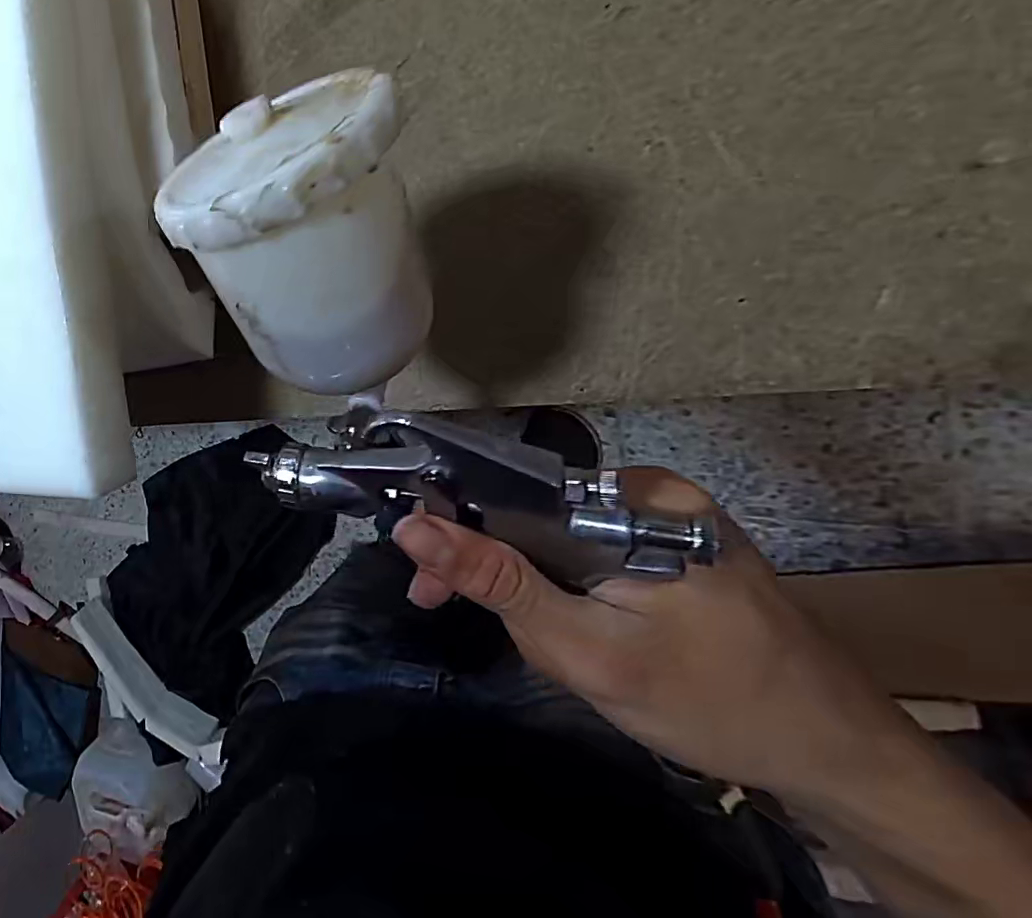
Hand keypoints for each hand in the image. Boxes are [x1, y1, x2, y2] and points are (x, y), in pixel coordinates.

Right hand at [391, 468, 925, 796]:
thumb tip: (410, 526)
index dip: (454, 535)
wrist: (842, 761)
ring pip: (550, 534)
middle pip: (528, 515)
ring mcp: (667, 516)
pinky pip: (582, 548)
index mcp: (638, 500)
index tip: (426, 583)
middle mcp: (652, 492)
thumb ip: (495, 582)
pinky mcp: (673, 542)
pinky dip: (552, 581)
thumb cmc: (711, 705)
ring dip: (516, 577)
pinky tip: (552, 617)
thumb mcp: (585, 650)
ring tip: (504, 624)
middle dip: (484, 564)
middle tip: (445, 605)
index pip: (509, 498)